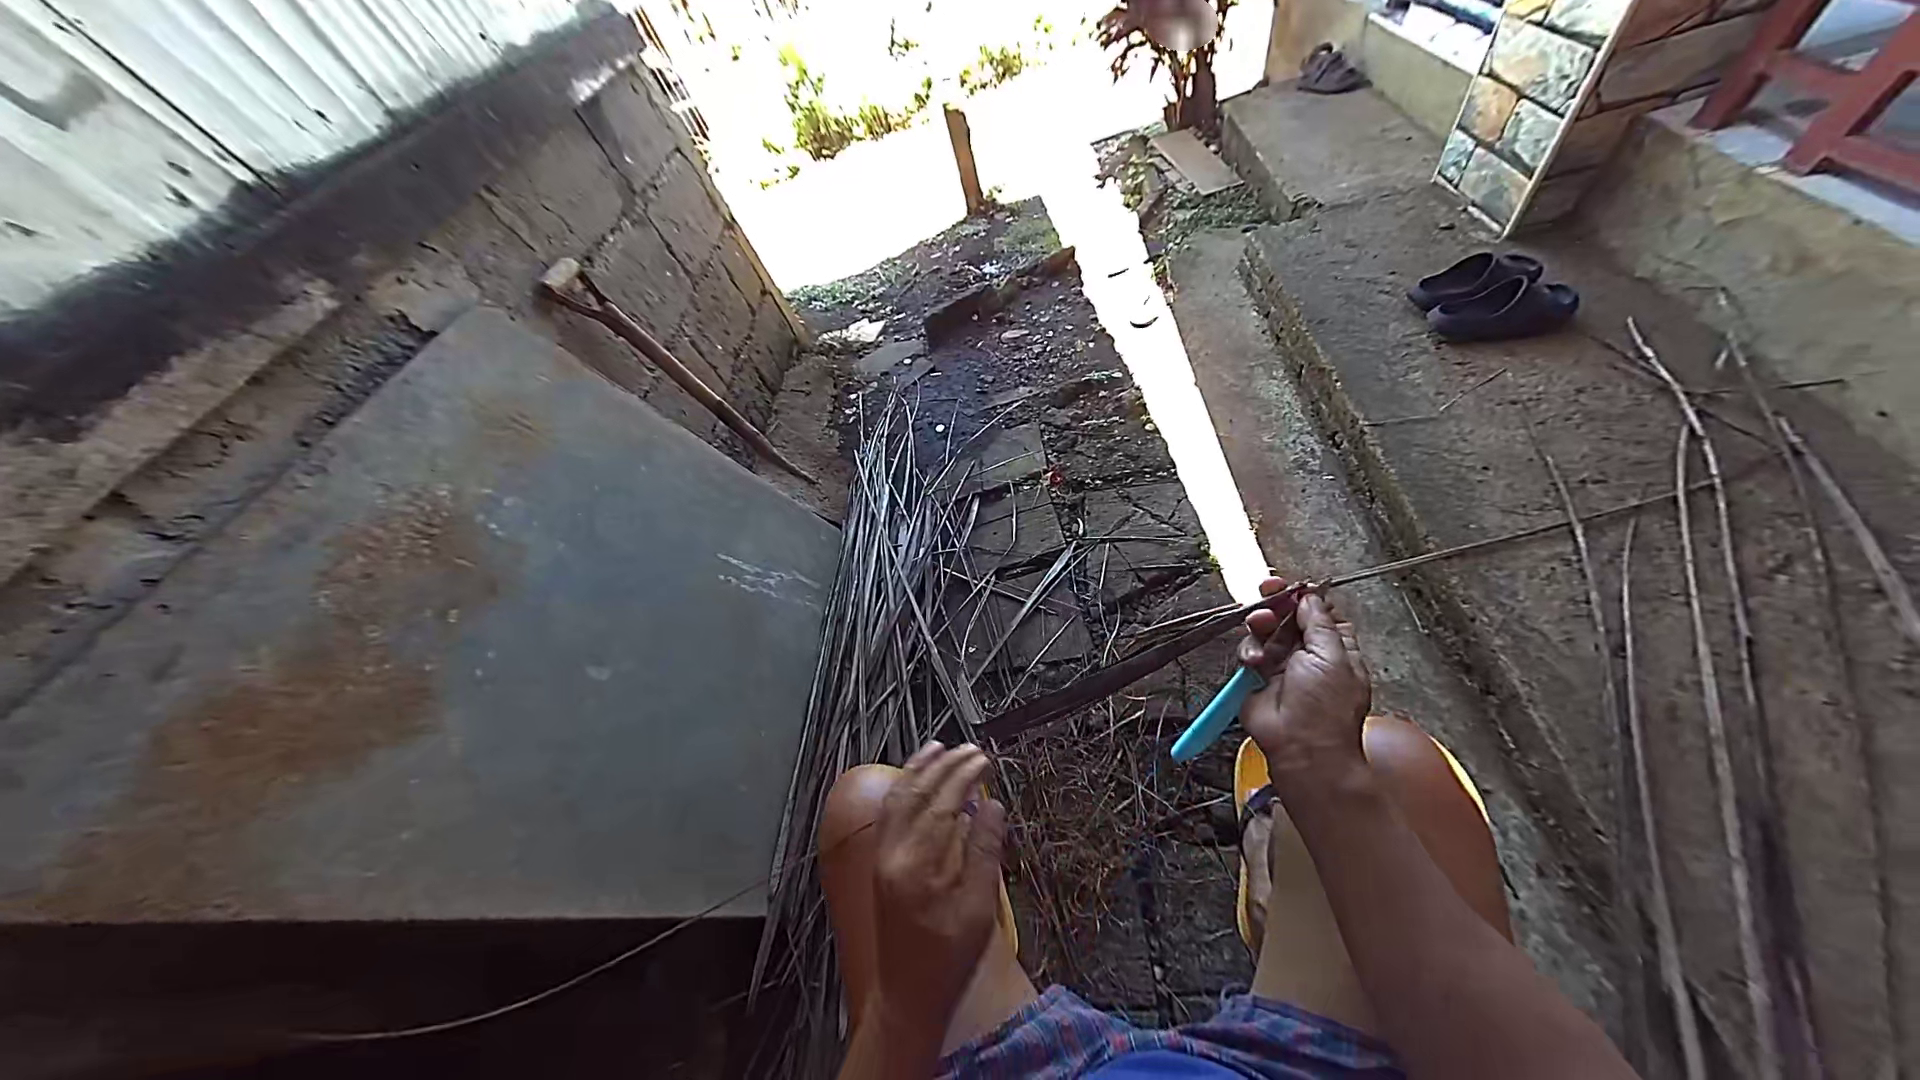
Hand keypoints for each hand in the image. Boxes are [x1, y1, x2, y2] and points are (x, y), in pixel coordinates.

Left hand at [871, 742, 1008, 1029]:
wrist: (907, 997)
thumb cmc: (949, 960)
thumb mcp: (977, 911)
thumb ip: (984, 854)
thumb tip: (992, 805)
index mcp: (916, 866)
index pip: (942, 805)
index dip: (963, 778)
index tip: (983, 759)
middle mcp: (891, 853)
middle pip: (917, 795)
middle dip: (944, 767)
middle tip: (970, 749)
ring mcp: (881, 856)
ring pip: (897, 799)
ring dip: (918, 770)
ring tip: (939, 747)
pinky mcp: (879, 862)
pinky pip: (889, 814)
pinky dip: (903, 789)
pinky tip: (916, 779)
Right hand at [1238, 578, 1371, 794]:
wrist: (1300, 745)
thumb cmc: (1326, 710)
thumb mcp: (1332, 656)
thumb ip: (1319, 622)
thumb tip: (1310, 597)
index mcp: (1335, 647)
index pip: (1318, 612)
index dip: (1304, 596)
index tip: (1291, 586)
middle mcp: (1308, 653)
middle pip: (1288, 617)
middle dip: (1276, 604)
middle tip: (1266, 591)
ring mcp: (1282, 664)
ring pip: (1265, 630)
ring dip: (1260, 626)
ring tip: (1259, 627)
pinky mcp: (1258, 675)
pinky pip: (1248, 651)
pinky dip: (1249, 652)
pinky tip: (1255, 662)